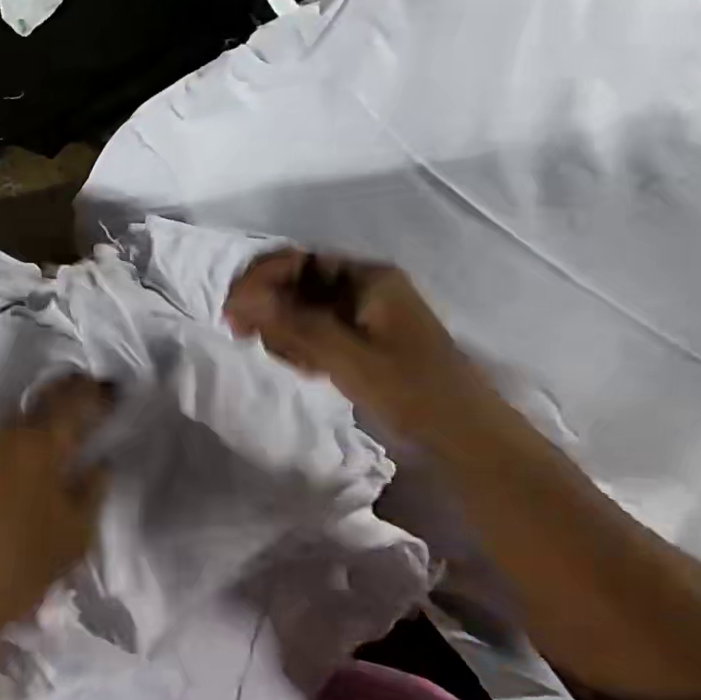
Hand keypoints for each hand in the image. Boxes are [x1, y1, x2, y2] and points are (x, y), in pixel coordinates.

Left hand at [0, 375, 112, 626]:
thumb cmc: (32, 554)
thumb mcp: (79, 525)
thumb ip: (94, 485)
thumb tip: (103, 460)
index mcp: (43, 440)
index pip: (75, 399)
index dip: (98, 392)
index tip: (121, 391)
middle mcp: (17, 431)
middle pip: (49, 394)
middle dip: (77, 388)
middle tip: (104, 392)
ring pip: (33, 406)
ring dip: (57, 401)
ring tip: (85, 408)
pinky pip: (21, 422)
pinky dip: (42, 418)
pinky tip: (58, 433)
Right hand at [223, 249, 498, 432]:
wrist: (466, 437)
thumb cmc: (411, 389)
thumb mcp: (346, 355)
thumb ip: (292, 323)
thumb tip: (240, 298)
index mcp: (369, 278)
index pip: (298, 261)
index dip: (261, 281)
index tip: (234, 313)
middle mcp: (364, 287)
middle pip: (296, 285)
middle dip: (271, 311)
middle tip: (249, 339)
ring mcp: (363, 314)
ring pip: (302, 310)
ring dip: (285, 333)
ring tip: (295, 363)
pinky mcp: (361, 340)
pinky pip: (316, 332)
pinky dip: (302, 347)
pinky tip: (307, 369)